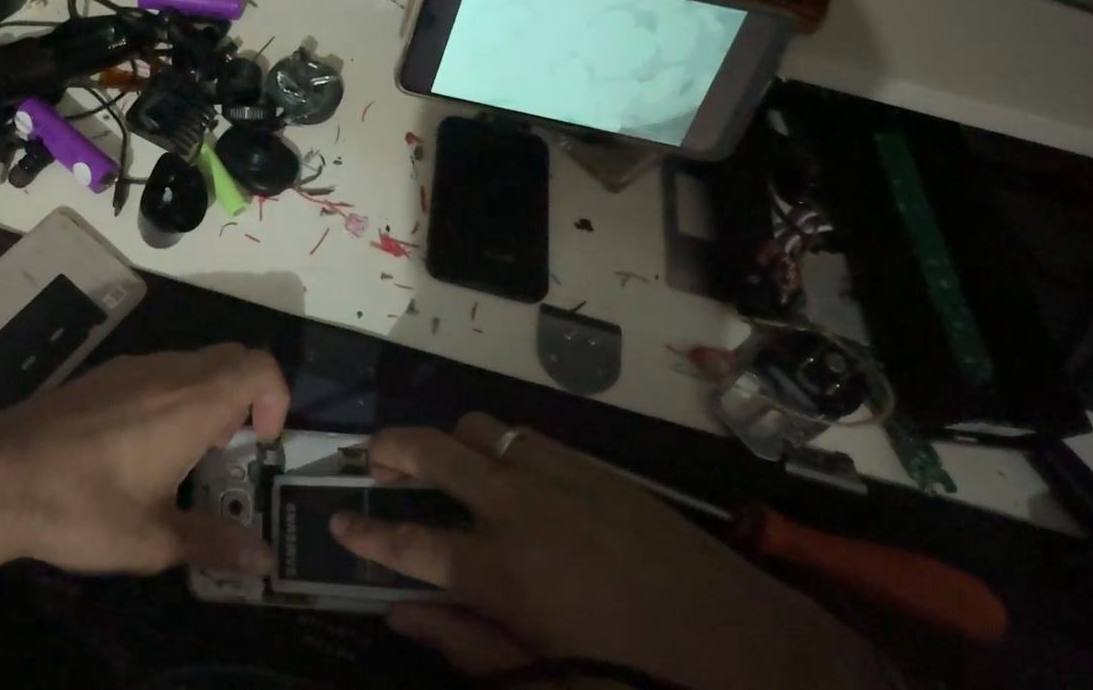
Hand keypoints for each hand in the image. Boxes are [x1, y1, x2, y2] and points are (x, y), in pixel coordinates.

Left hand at [0, 342, 287, 575]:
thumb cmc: (80, 507)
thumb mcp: (152, 539)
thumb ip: (214, 542)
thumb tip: (264, 560)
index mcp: (189, 403)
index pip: (258, 366)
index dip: (277, 397)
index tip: (260, 443)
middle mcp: (165, 373)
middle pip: (230, 358)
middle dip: (247, 397)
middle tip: (229, 449)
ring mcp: (128, 368)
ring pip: (191, 362)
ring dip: (208, 396)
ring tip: (187, 453)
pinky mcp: (99, 375)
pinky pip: (156, 370)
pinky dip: (173, 394)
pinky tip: (141, 443)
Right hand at [330, 414, 890, 689]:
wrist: (754, 652)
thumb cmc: (641, 682)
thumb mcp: (546, 682)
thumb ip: (463, 643)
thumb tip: (398, 613)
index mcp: (503, 572)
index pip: (408, 544)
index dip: (366, 533)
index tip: (338, 521)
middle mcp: (518, 508)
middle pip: (431, 451)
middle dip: (391, 448)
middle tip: (374, 459)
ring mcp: (558, 478)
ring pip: (478, 428)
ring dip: (449, 441)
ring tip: (444, 465)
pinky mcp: (593, 468)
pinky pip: (526, 437)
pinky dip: (500, 447)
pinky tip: (509, 475)